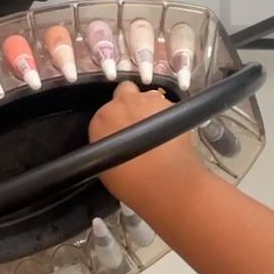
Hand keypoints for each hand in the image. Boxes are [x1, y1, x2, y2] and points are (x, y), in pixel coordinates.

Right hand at [88, 82, 210, 212]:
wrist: (165, 181)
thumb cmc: (131, 182)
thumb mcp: (104, 166)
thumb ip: (106, 145)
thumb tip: (114, 142)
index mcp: (101, 118)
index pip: (104, 113)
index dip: (114, 122)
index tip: (120, 135)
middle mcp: (122, 103)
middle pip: (124, 92)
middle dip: (130, 104)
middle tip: (137, 125)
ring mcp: (149, 101)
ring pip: (147, 97)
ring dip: (150, 108)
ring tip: (157, 131)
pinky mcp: (172, 105)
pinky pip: (166, 106)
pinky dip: (167, 115)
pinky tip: (170, 134)